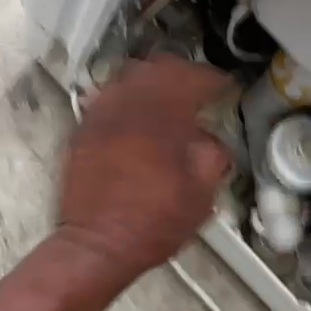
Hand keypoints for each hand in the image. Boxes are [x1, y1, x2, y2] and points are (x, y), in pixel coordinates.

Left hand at [53, 55, 235, 280]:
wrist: (97, 244)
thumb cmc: (154, 221)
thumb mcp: (202, 194)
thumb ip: (213, 154)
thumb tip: (209, 136)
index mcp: (165, 115)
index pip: (194, 77)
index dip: (215, 79)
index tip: (226, 87)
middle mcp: (131, 103)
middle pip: (159, 66)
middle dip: (183, 72)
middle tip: (198, 88)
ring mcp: (102, 112)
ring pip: (129, 74)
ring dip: (151, 79)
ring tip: (166, 96)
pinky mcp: (83, 127)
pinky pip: (106, 95)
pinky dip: (124, 96)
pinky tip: (133, 113)